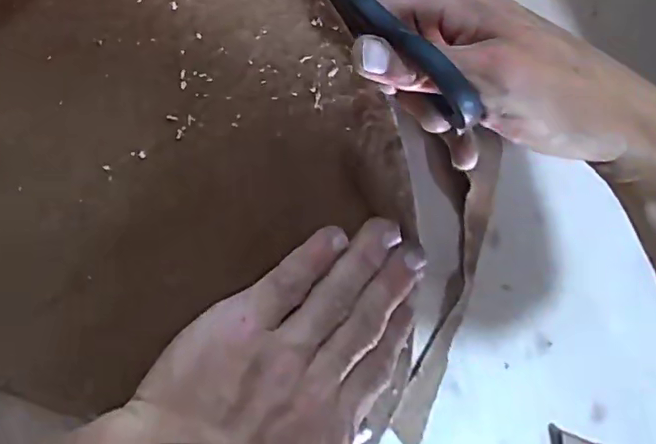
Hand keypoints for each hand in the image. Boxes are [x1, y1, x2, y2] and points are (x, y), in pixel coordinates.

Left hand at [73, 219, 421, 443]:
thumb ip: (336, 430)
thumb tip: (362, 404)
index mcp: (332, 425)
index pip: (379, 364)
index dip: (400, 326)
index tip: (412, 298)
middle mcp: (315, 384)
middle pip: (365, 322)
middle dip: (393, 283)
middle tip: (413, 251)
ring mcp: (281, 349)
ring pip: (335, 295)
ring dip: (365, 260)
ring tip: (386, 231)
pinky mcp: (242, 322)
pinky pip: (287, 282)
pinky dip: (313, 257)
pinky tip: (334, 236)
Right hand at [352, 0, 655, 177]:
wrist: (625, 128)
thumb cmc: (558, 93)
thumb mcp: (485, 79)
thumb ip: (420, 66)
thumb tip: (357, 50)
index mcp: (452, 1)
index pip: (387, 13)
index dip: (376, 51)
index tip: (383, 91)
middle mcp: (455, 19)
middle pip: (400, 52)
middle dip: (412, 92)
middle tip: (437, 119)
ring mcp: (469, 49)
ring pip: (420, 80)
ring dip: (433, 114)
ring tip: (460, 138)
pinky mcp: (480, 78)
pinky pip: (445, 96)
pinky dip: (451, 123)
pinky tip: (468, 150)